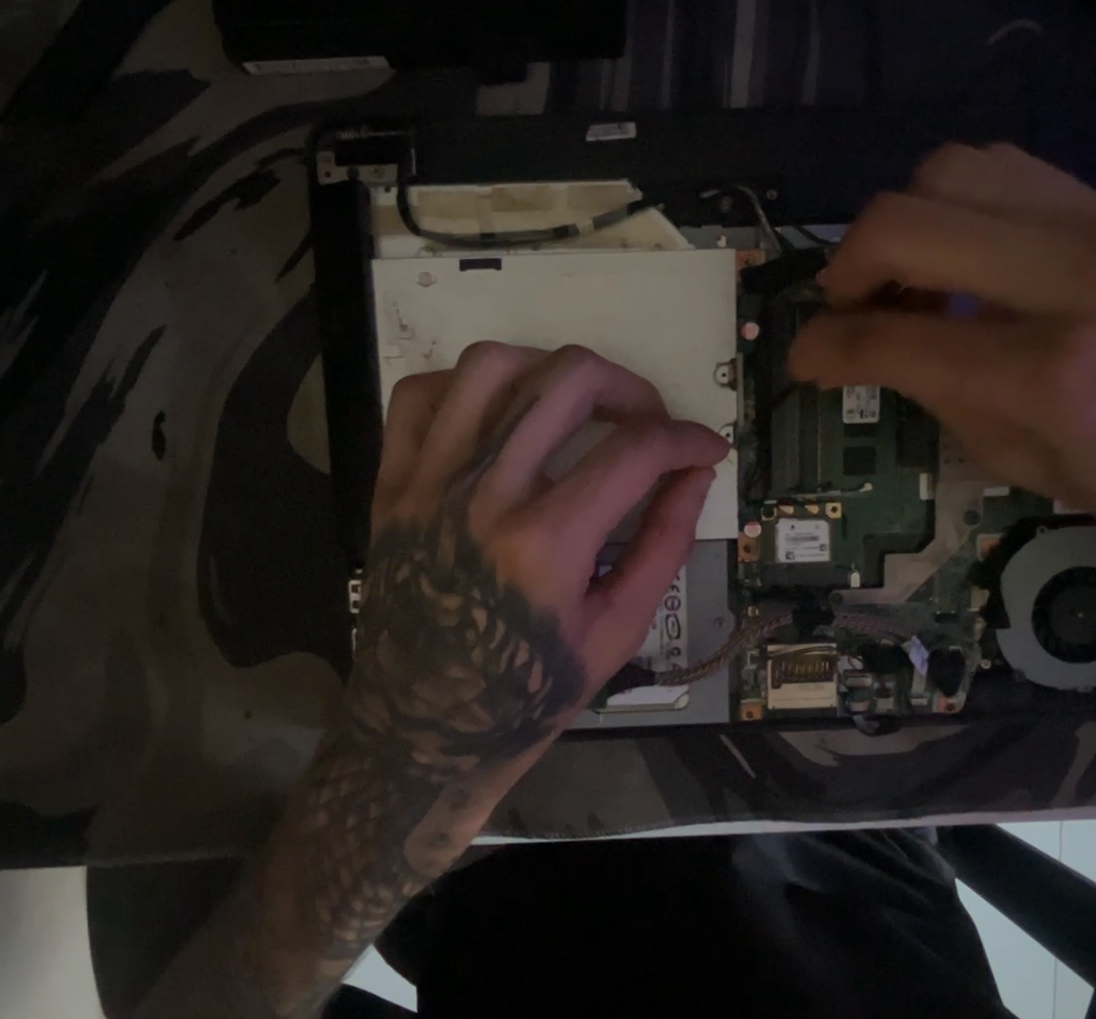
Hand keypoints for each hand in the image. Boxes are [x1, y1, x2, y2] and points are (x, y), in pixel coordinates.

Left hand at [351, 342, 726, 782]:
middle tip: (646, 422)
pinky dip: (466, 386)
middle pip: (567, 380)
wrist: (422, 729)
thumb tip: (695, 474)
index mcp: (545, 544)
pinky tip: (499, 413)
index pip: (635, 450)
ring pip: (490, 365)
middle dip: (629, 387)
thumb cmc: (527, 692)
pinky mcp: (391, 484)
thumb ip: (663, 544)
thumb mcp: (616, 630)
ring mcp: (428, 482)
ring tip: (575, 405)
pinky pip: (420, 395)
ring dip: (548, 369)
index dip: (687, 439)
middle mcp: (483, 495)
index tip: (704, 448)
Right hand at [789, 143, 1095, 602]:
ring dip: (904, 220)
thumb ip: (943, 397)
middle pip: (909, 216)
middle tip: (844, 308)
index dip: (823, 347)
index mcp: (1047, 375)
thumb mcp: (1032, 468)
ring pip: (958, 166)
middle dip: (847, 263)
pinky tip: (968, 263)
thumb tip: (879, 352)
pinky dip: (962, 210)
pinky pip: (1014, 175)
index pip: (892, 338)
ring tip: (904, 276)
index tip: (800, 359)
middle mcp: (1077, 280)